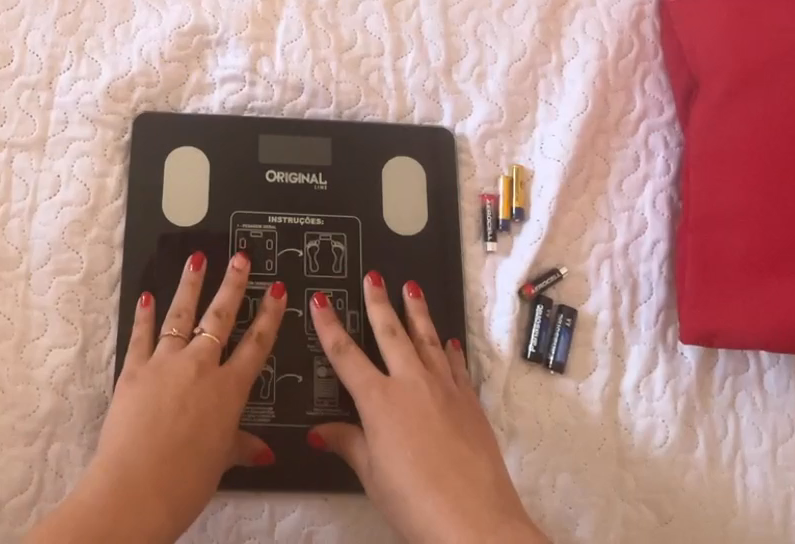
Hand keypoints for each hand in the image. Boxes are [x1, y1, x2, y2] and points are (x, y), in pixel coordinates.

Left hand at [27, 251, 287, 543]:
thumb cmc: (183, 484)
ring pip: (180, 315)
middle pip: (220, 318)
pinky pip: (141, 336)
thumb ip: (240, 447)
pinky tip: (147, 296)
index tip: (276, 289)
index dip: (268, 315)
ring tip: (197, 258)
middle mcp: (199, 368)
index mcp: (228, 391)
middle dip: (232, 285)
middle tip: (241, 258)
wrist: (134, 491)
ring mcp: (164, 364)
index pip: (255, 344)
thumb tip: (264, 452)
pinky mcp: (134, 370)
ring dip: (190, 285)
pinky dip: (144, 315)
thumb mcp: (220, 463)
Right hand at [309, 273, 549, 543]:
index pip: (346, 354)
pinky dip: (450, 350)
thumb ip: (347, 444)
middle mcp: (410, 383)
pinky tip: (449, 340)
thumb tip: (318, 431)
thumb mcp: (372, 475)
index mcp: (378, 400)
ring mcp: (444, 389)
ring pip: (427, 339)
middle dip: (378, 303)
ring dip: (417, 312)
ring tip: (412, 288)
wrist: (476, 522)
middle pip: (390, 333)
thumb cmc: (415, 502)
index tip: (321, 300)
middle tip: (374, 276)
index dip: (330, 325)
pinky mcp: (470, 403)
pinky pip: (456, 366)